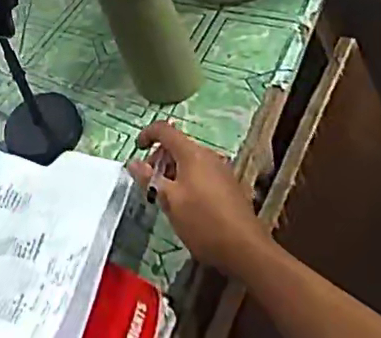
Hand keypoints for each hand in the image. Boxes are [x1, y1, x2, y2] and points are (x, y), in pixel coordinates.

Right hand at [126, 122, 267, 277]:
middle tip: (151, 182)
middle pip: (177, 145)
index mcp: (191, 153)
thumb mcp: (170, 202)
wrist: (248, 250)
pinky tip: (188, 205)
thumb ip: (150, 179)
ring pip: (190, 160)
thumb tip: (133, 163)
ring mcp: (221, 170)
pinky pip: (202, 173)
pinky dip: (188, 180)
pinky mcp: (230, 187)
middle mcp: (207, 155)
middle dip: (159, 158)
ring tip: (168, 197)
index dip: (147, 134)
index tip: (137, 149)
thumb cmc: (203, 222)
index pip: (164, 129)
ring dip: (173, 171)